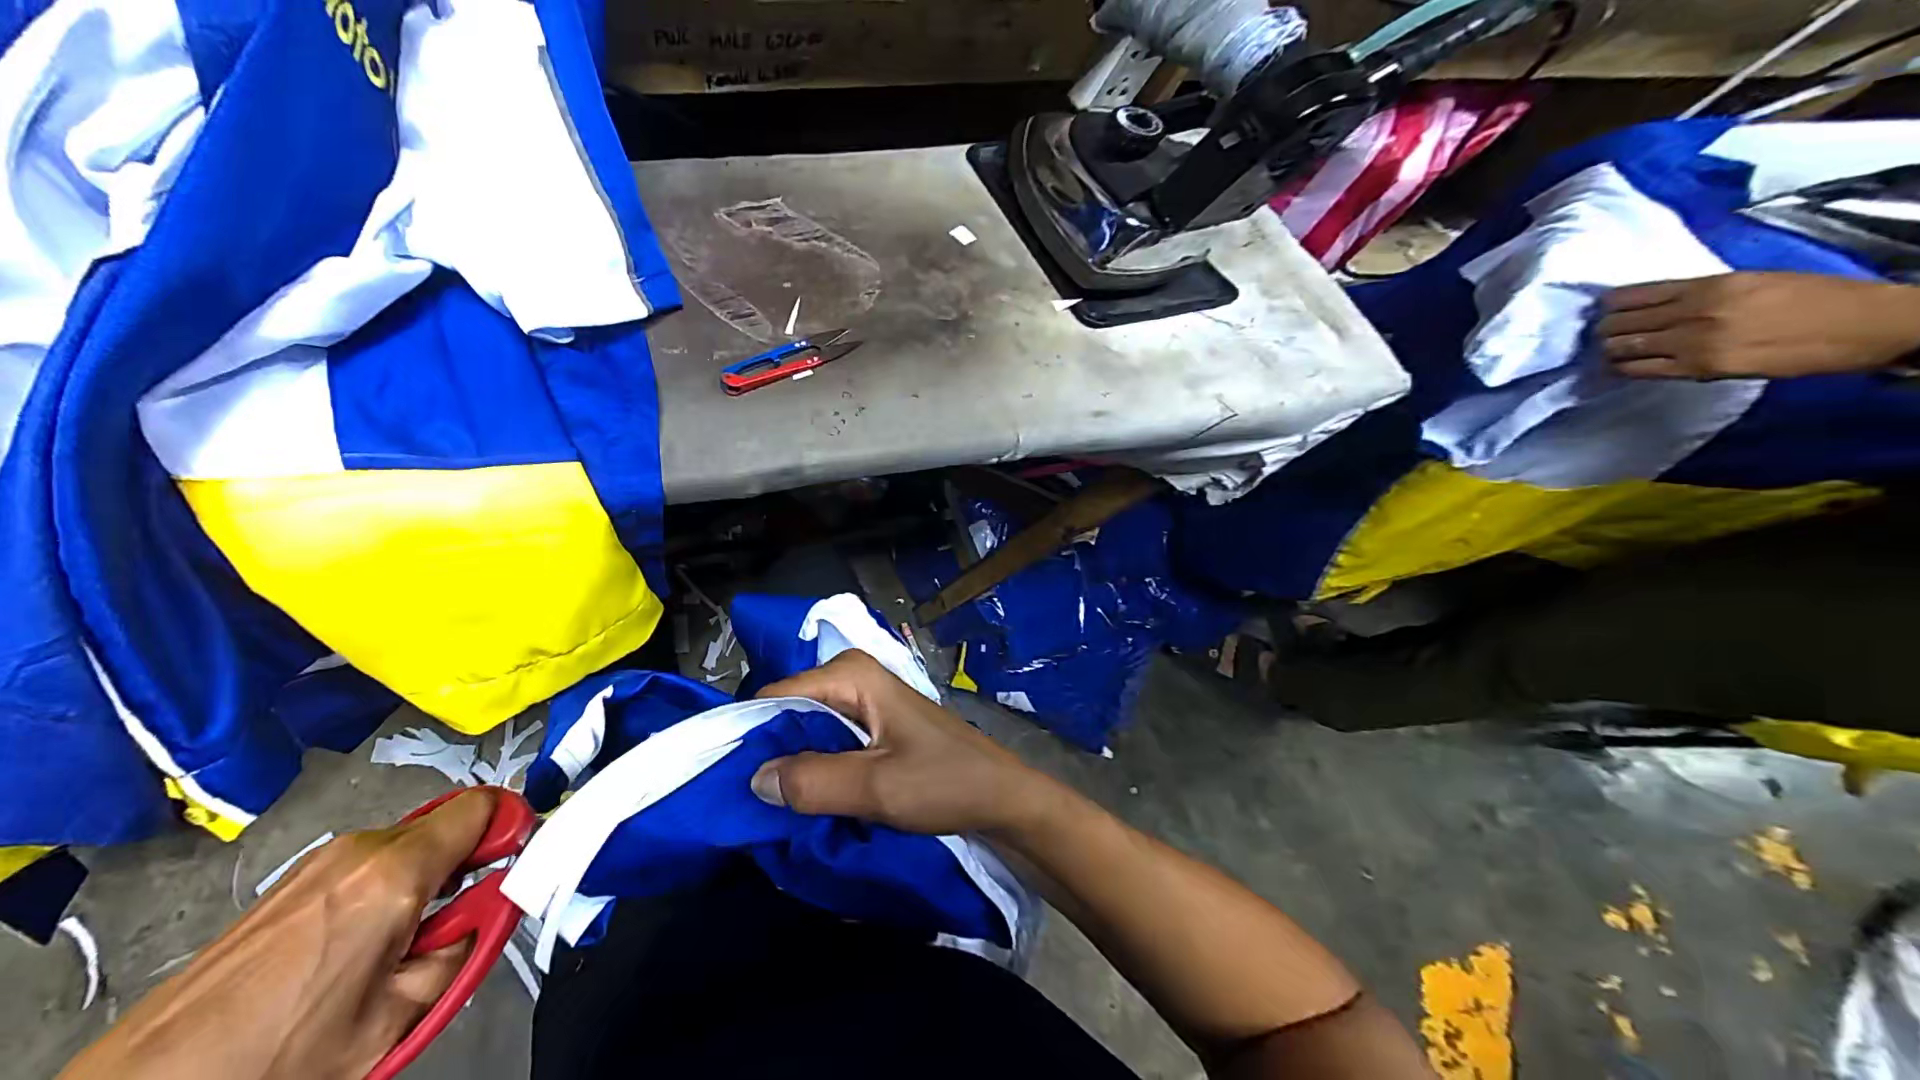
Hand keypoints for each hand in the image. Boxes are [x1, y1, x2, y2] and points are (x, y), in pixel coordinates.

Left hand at [61, 789, 496, 1079]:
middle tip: (458, 921)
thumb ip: (465, 944)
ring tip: (402, 945)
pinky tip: (363, 946)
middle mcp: (358, 851)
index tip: (515, 860)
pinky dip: (390, 887)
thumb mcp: (400, 1013)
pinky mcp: (293, 880)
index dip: (511, 826)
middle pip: (449, 824)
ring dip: (429, 879)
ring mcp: (319, 862)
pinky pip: (372, 862)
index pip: (483, 805)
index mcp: (395, 874)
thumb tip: (489, 909)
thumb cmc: (273, 1057)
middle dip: (470, 863)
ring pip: (412, 845)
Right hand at [750, 650, 1064, 834]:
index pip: (777, 696)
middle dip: (774, 753)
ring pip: (808, 730)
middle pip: (790, 711)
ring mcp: (865, 701)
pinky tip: (811, 798)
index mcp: (853, 674)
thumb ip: (814, 782)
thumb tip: (755, 779)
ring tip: (780, 806)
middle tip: (756, 802)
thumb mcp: (877, 788)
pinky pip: (828, 742)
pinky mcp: (873, 726)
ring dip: (796, 766)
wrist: (1002, 797)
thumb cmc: (946, 783)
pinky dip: (817, 768)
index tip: (732, 782)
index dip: (754, 736)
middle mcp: (854, 677)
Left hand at [1597, 272, 1919, 378]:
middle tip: (1599, 334)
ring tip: (1608, 351)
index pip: (1634, 294)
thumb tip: (1656, 304)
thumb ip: (1701, 293)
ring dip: (1609, 350)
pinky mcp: (1698, 370)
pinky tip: (1619, 367)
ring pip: (1623, 348)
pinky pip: (1641, 371)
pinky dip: (1624, 368)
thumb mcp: (1751, 281)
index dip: (1608, 304)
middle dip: (1604, 329)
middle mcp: (1692, 312)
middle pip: (1619, 323)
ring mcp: (1692, 343)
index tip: (1599, 309)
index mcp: (1708, 285)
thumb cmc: (1812, 298)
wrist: (1860, 325)